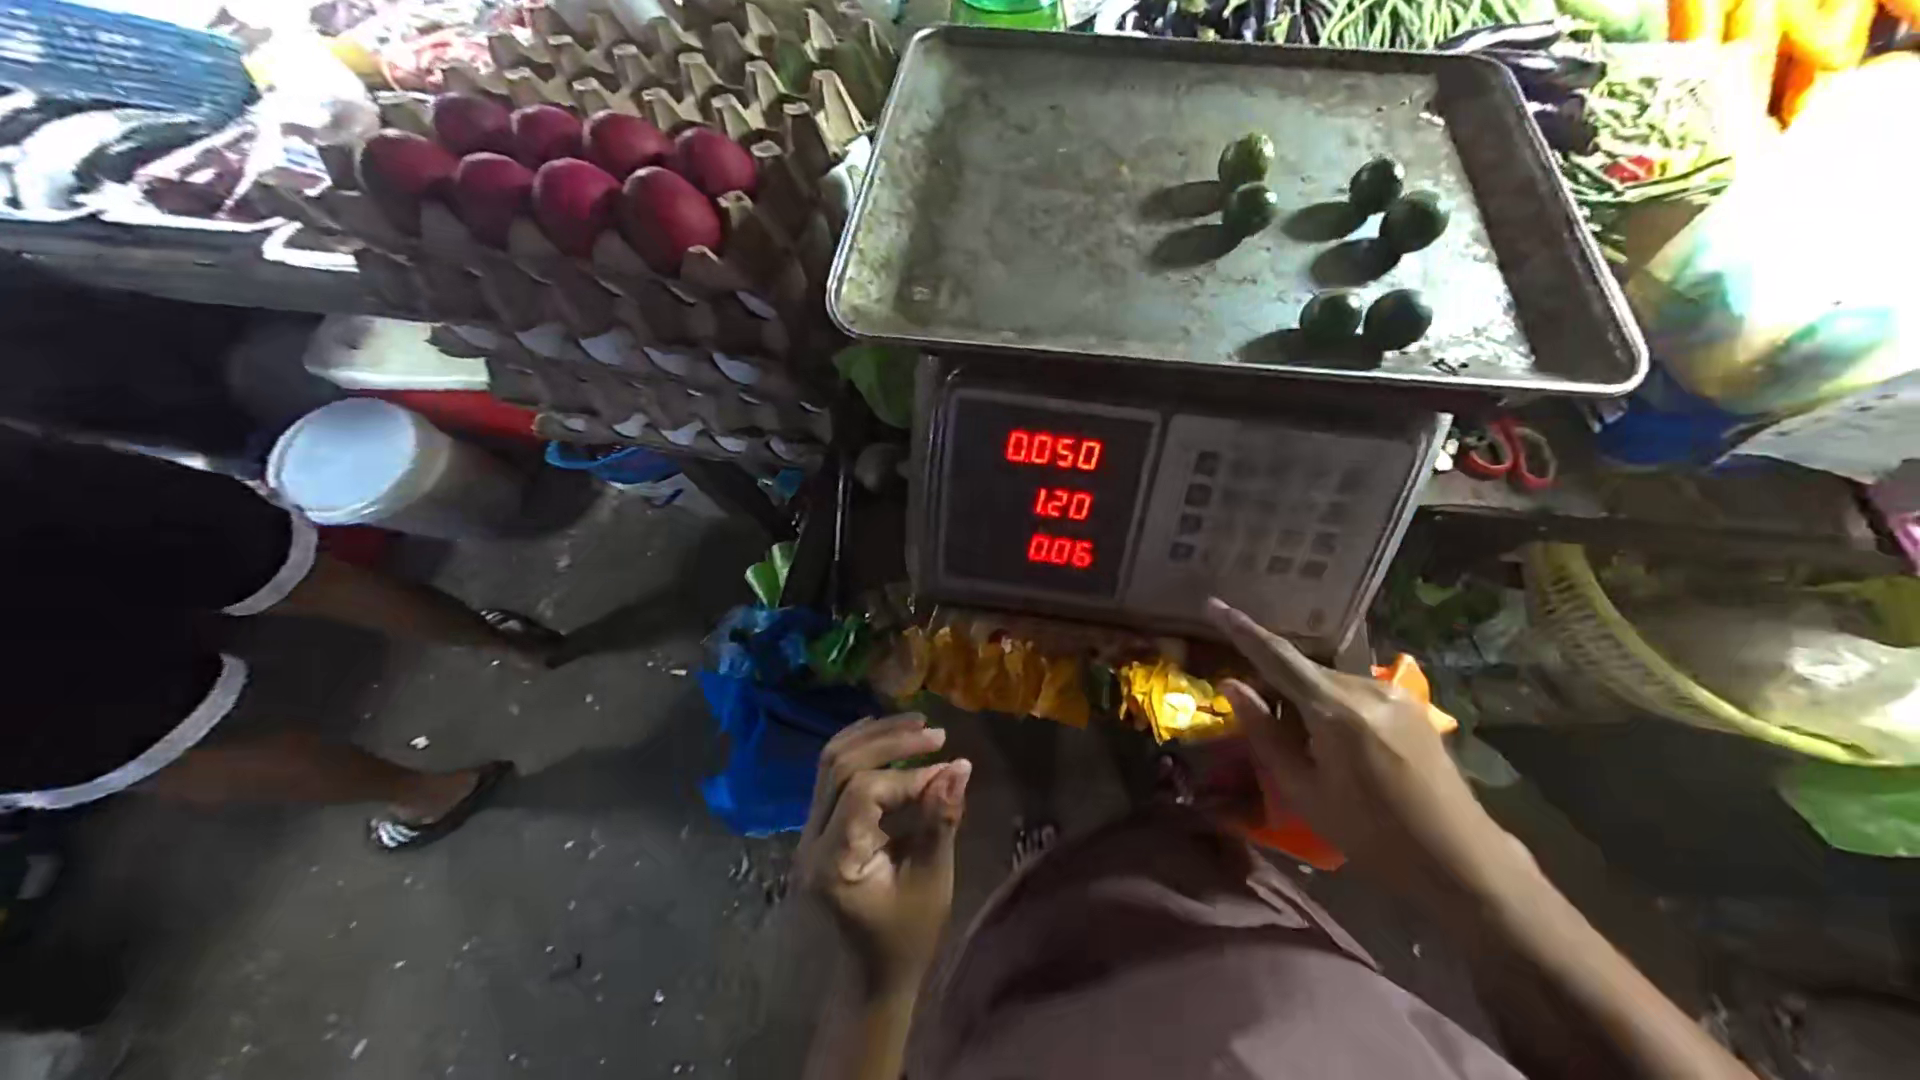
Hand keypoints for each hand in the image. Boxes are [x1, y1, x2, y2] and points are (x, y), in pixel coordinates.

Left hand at [798, 713, 971, 995]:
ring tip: (916, 723)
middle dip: (889, 740)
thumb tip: (961, 765)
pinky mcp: (819, 824)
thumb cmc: (908, 935)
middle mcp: (809, 839)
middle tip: (935, 732)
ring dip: (874, 736)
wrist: (874, 971)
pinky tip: (888, 735)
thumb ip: (941, 819)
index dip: (908, 775)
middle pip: (838, 764)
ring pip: (830, 761)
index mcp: (834, 861)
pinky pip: (832, 773)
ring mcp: (808, 830)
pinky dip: (862, 748)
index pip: (863, 791)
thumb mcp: (932, 879)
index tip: (947, 771)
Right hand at [1206, 598, 1526, 904]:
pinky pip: (1351, 690)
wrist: (1458, 856)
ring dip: (1303, 698)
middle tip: (1259, 719)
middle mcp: (1367, 688)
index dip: (1241, 629)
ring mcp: (1394, 692)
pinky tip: (1335, 741)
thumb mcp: (1302, 789)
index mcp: (1337, 712)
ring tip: (1303, 743)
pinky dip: (1329, 704)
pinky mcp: (1410, 701)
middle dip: (1272, 684)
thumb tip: (1231, 685)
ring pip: (1325, 680)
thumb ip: (1264, 732)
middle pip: (1301, 671)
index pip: (1277, 657)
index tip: (1213, 604)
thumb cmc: (1369, 833)